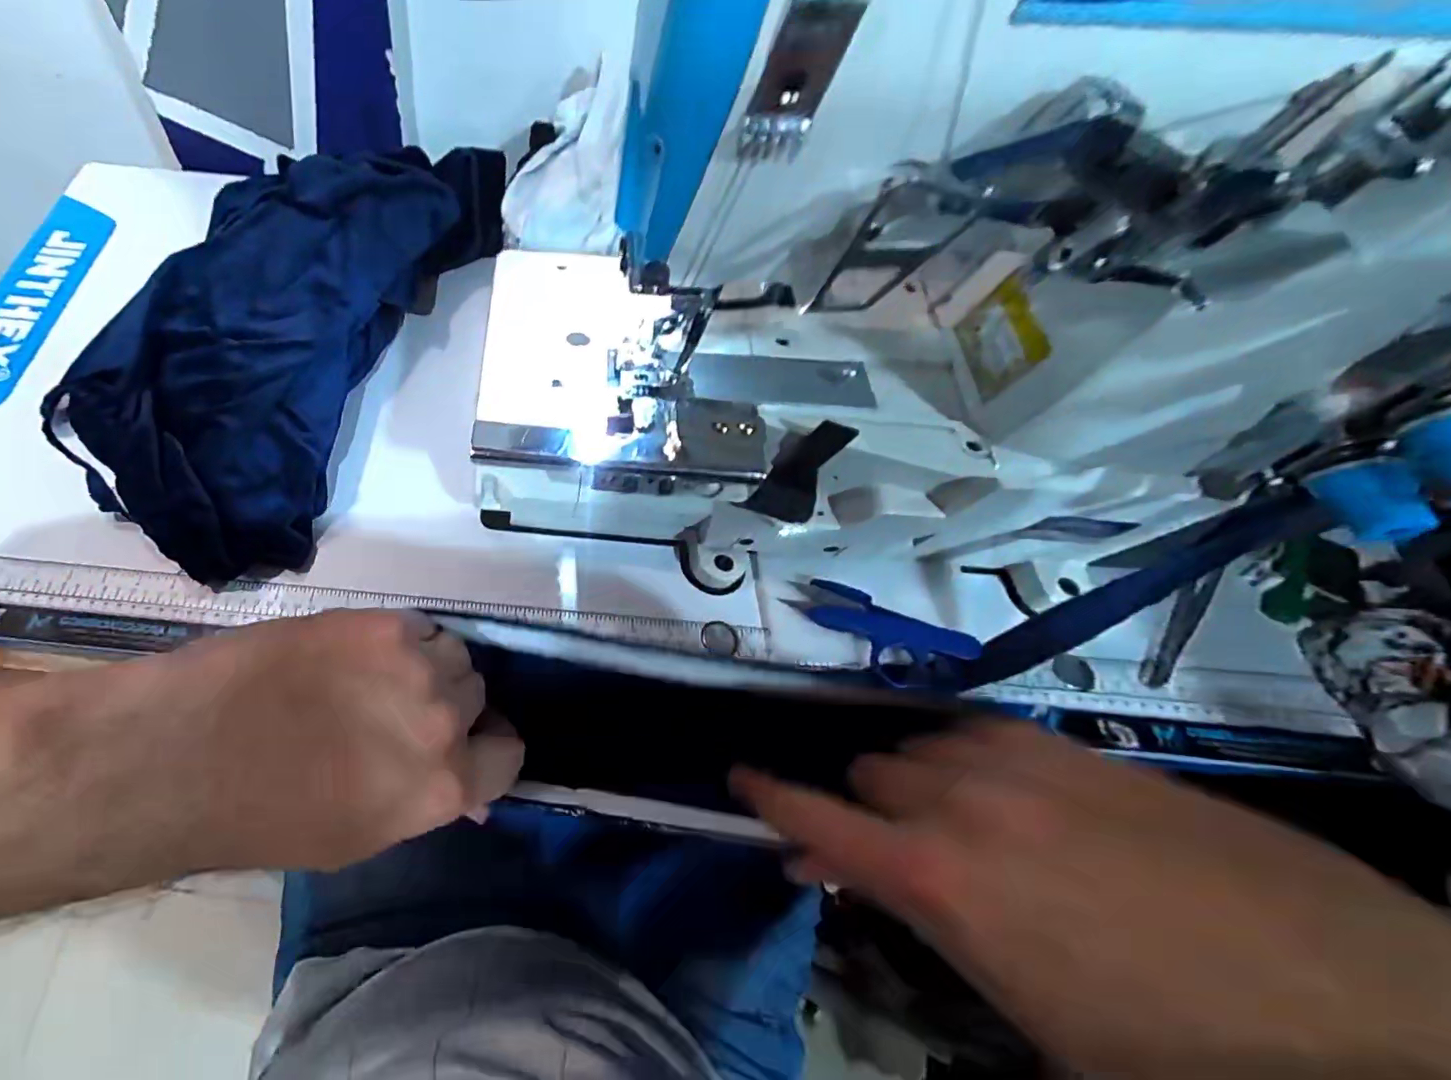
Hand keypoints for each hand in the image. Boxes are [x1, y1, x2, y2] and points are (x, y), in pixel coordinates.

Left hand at [37, 609, 522, 876]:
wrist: (186, 753)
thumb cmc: (265, 816)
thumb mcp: (361, 835)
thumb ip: (424, 801)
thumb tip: (468, 790)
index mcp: (444, 786)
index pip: (509, 754)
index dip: (487, 749)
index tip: (466, 744)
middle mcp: (444, 721)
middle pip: (478, 694)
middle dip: (450, 705)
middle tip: (399, 711)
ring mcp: (412, 664)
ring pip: (452, 652)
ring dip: (426, 666)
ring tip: (377, 677)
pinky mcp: (376, 623)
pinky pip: (416, 626)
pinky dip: (398, 639)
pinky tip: (356, 654)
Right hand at [732, 721, 1450, 1078]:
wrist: (1370, 1017)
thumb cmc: (1171, 1046)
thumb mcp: (1018, 1010)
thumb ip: (922, 922)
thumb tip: (857, 877)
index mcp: (934, 876)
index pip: (811, 815)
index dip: (765, 795)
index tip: (737, 777)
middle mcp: (958, 801)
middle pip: (865, 776)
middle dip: (864, 812)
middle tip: (886, 851)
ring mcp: (1019, 763)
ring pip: (917, 747)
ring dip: (914, 783)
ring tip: (956, 825)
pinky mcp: (1077, 748)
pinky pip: (978, 731)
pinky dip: (966, 756)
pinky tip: (1006, 791)